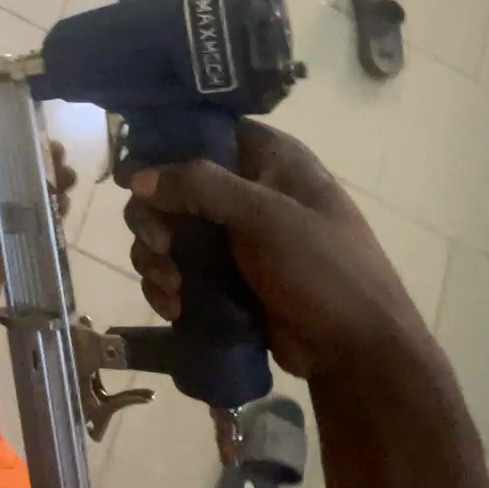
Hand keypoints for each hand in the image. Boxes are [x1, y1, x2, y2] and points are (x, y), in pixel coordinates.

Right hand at [120, 120, 428, 382]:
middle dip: (153, 220)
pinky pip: (174, 268)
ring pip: (165, 231)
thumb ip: (199, 187)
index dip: (161, 150)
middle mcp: (244, 189)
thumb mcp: (265, 218)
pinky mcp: (221, 276)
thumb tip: (135, 177)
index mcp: (268, 159)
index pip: (201, 132)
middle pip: (169, 187)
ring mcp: (231, 235)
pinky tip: (174, 308)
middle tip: (160, 246)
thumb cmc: (324, 271)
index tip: (132, 178)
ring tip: (171, 288)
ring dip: (155, 258)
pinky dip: (164, 286)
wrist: (356, 354)